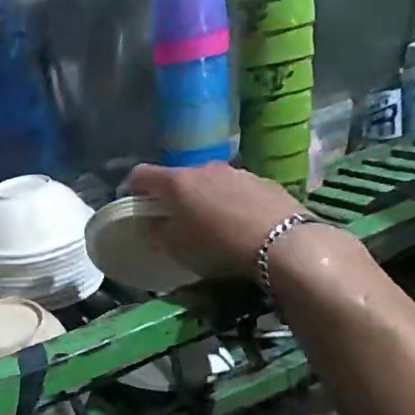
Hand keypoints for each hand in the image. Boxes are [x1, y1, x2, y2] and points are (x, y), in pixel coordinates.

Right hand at [123, 162, 319, 279]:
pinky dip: (230, 200)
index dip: (131, 186)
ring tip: (210, 221)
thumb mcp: (179, 246)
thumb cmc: (219, 243)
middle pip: (178, 177)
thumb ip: (159, 232)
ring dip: (203, 197)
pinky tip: (239, 222)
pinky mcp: (261, 180)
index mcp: (177, 182)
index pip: (142, 174)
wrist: (283, 242)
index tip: (132, 201)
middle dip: (172, 194)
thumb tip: (153, 225)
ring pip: (209, 181)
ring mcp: (235, 171)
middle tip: (174, 217)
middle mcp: (204, 168)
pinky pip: (235, 188)